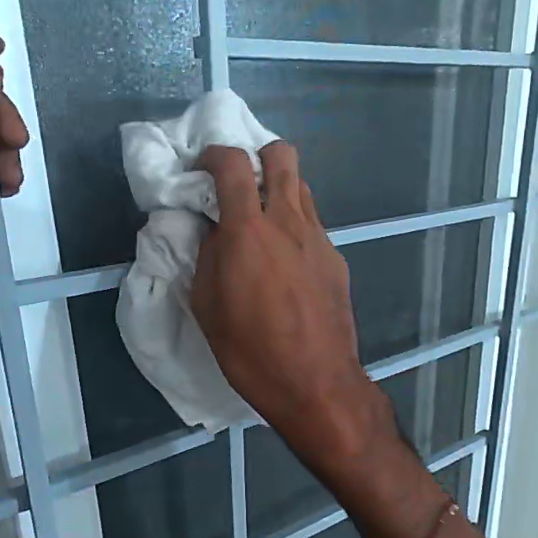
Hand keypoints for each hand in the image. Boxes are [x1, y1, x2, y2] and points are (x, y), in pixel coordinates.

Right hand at [192, 142, 393, 473]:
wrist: (316, 383)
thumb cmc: (250, 350)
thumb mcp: (207, 305)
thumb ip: (207, 255)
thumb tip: (214, 229)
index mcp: (249, 230)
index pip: (233, 163)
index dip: (213, 155)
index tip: (201, 169)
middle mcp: (288, 222)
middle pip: (283, 155)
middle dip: (258, 155)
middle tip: (240, 184)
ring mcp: (319, 238)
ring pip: (301, 188)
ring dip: (278, 190)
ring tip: (261, 222)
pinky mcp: (336, 259)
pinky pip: (313, 224)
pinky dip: (294, 226)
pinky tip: (285, 261)